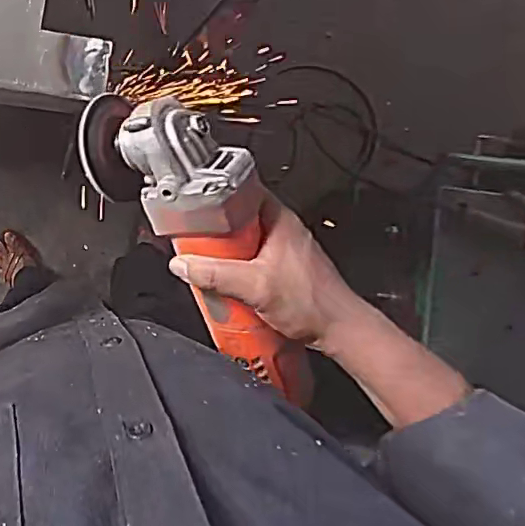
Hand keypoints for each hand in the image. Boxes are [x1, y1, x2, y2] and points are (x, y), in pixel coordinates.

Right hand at [171, 192, 470, 427]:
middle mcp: (280, 231)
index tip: (195, 209)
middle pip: (235, 220)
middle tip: (198, 244)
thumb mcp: (256, 286)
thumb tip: (184, 265)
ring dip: (222, 255)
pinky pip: (246, 261)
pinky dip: (232, 270)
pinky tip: (225, 284)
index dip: (215, 197)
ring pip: (239, 243)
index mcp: (279, 221)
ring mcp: (280, 251)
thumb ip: (216, 275)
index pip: (241, 193)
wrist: (340, 332)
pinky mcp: (278, 270)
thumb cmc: (316, 305)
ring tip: (208, 266)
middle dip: (213, 233)